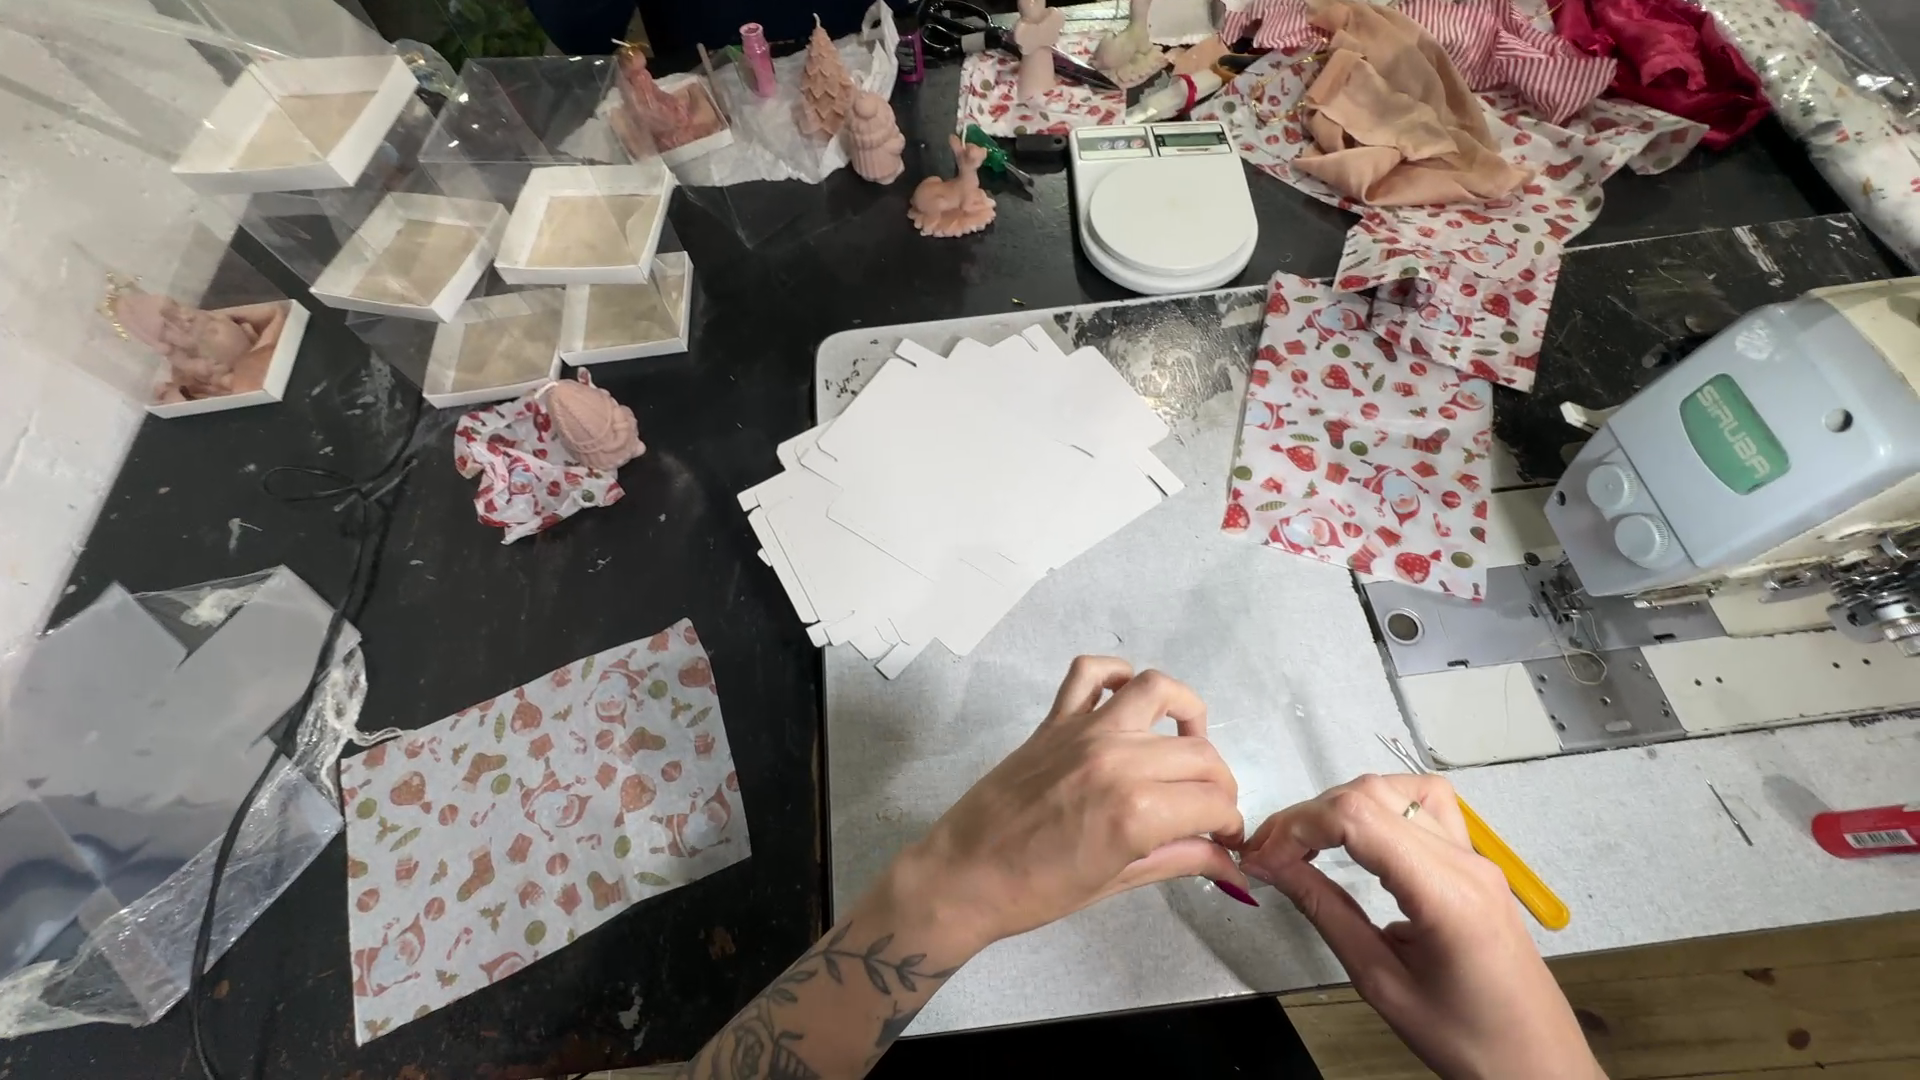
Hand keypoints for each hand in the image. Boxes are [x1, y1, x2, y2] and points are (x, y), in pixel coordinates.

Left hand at [893, 657, 1250, 955]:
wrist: (965, 873)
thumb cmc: (1039, 891)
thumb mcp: (1118, 881)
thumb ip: (1180, 860)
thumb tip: (1233, 868)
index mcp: (1137, 811)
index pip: (1214, 802)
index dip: (1231, 822)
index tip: (1226, 838)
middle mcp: (1117, 758)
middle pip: (1199, 753)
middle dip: (1219, 784)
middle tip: (1209, 809)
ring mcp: (1083, 731)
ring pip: (1156, 690)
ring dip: (1186, 712)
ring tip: (1185, 743)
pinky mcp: (1054, 719)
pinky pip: (1090, 672)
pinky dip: (1116, 674)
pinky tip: (1126, 703)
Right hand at [1240, 775, 1602, 1079]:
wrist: (1542, 1073)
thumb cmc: (1465, 1041)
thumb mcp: (1381, 982)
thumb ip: (1323, 910)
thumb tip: (1269, 864)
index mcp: (1446, 894)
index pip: (1356, 819)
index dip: (1297, 827)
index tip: (1262, 858)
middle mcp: (1463, 860)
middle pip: (1368, 795)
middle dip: (1306, 817)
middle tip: (1270, 854)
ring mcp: (1473, 855)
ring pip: (1392, 788)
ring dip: (1337, 805)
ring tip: (1307, 842)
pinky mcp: (1473, 861)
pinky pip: (1423, 801)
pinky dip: (1378, 801)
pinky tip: (1359, 831)